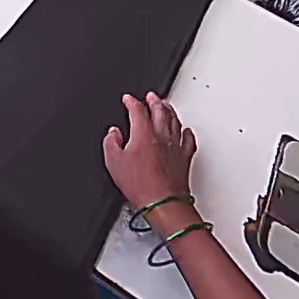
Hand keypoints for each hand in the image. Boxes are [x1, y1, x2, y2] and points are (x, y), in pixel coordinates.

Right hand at [103, 92, 196, 208]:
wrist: (162, 202)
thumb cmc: (141, 185)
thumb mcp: (114, 162)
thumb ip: (111, 143)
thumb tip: (113, 133)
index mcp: (143, 133)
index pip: (138, 110)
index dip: (132, 101)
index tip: (128, 99)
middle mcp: (161, 135)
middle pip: (160, 110)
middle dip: (154, 100)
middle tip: (150, 96)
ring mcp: (175, 145)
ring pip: (174, 120)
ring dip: (169, 110)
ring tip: (165, 106)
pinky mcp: (185, 156)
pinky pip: (188, 138)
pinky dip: (185, 131)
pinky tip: (184, 130)